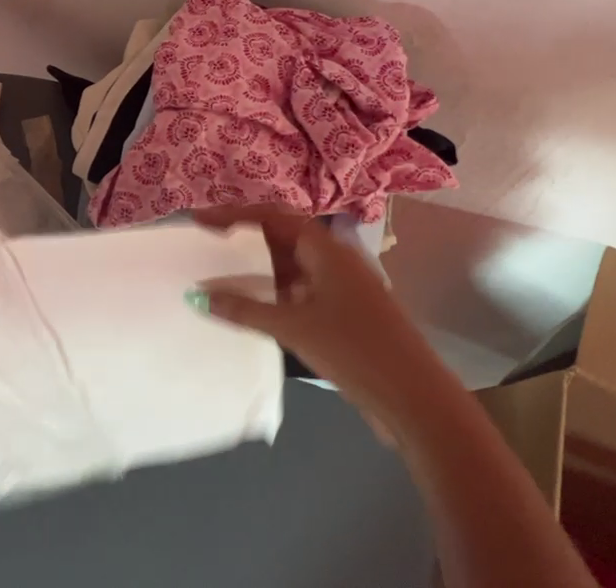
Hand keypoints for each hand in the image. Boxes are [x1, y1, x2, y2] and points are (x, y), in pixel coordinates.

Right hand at [193, 205, 455, 432]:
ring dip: (256, 270)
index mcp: (326, 250)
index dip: (233, 215)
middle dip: (242, 241)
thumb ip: (243, 308)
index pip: (271, 217)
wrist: (416, 400)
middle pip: (281, 238)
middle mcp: (335, 260)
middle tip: (205, 248)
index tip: (198, 221)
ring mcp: (342, 288)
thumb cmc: (355, 350)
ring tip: (219, 277)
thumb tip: (199, 295)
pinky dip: (271, 294)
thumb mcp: (293, 327)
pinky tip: (250, 309)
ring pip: (290, 267)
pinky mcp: (344, 314)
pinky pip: (299, 291)